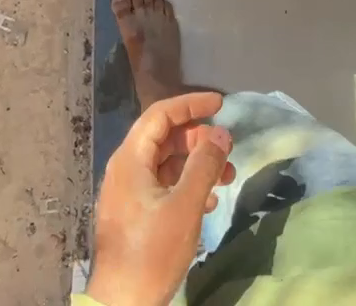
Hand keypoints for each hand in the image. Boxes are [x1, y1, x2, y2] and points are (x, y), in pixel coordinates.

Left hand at [86, 92, 236, 305]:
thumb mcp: (185, 206)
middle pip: (165, 137)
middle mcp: (127, 168)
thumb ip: (204, 165)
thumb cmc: (152, 252)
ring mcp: (130, 191)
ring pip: (168, 162)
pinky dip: (188, 184)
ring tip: (228, 177)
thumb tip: (221, 133)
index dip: (191, 104)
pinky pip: (165, 184)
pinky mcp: (136, 212)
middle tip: (228, 149)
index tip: (220, 104)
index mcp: (131, 159)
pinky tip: (209, 201)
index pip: (161, 114)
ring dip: (198, 163)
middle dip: (200, 138)